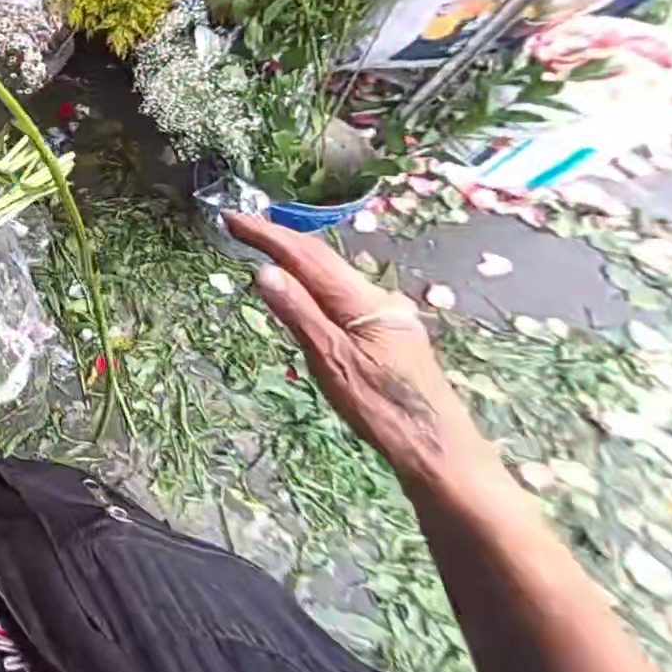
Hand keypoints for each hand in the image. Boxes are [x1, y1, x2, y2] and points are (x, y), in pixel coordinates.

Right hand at [226, 213, 494, 486]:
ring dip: (292, 252)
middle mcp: (378, 298)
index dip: (266, 234)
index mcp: (365, 302)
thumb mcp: (332, 361)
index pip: (306, 256)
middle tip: (237, 224)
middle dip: (277, 236)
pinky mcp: (384, 329)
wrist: (440, 452)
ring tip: (260, 241)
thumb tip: (265, 270)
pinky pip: (337, 289)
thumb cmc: (383, 409)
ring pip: (330, 272)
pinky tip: (297, 279)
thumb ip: (299, 313)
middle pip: (320, 257)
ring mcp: (384, 313)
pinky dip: (308, 274)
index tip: (232, 218)